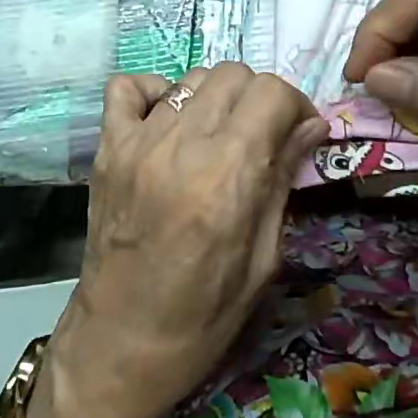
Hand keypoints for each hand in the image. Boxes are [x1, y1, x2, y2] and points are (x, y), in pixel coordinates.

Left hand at [26, 65, 327, 417]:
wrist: (121, 342)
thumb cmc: (203, 316)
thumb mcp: (264, 257)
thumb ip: (283, 179)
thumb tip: (311, 125)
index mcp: (227, 176)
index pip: (270, 92)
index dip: (295, 105)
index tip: (298, 131)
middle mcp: (180, 146)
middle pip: (233, 75)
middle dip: (260, 99)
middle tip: (263, 135)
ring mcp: (137, 142)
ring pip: (191, 77)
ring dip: (216, 98)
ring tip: (219, 135)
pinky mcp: (106, 148)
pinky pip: (127, 88)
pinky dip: (155, 93)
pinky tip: (168, 122)